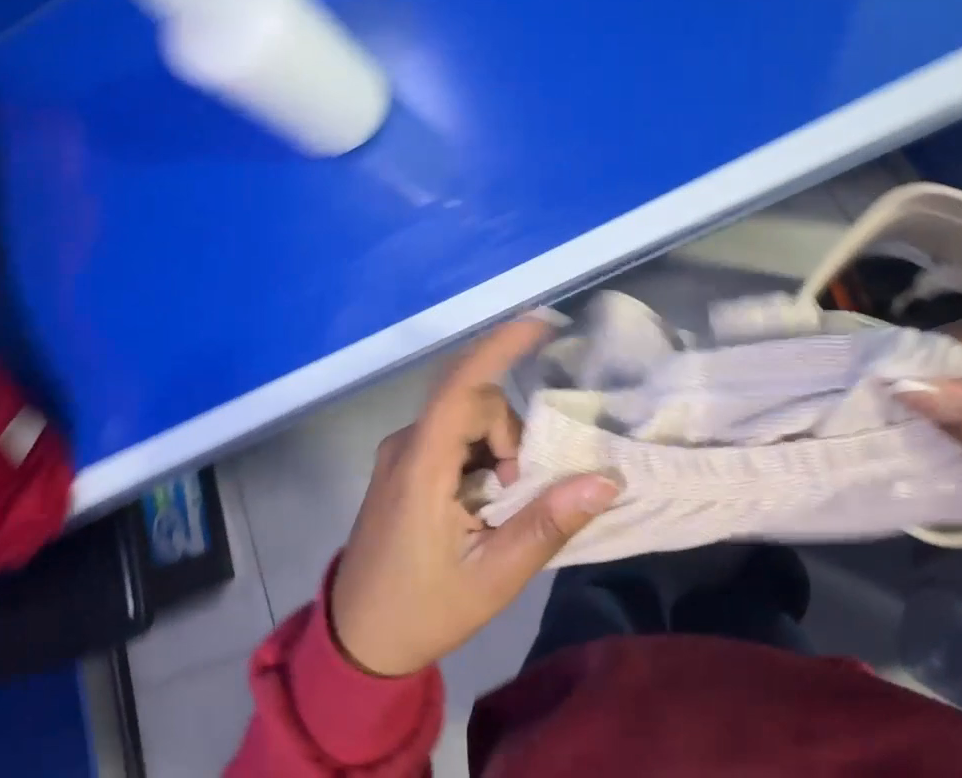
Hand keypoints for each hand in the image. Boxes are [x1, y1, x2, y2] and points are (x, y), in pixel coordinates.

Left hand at [329, 318, 619, 676]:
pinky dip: (479, 458)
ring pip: (464, 420)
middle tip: (520, 495)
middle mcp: (406, 445)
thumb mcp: (493, 576)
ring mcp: (400, 453)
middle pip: (472, 403)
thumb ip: (546, 524)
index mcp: (422, 466)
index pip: (461, 386)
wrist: (357, 638)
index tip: (543, 324)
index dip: (500, 347)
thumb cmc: (422, 609)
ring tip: (498, 511)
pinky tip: (482, 506)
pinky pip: (450, 438)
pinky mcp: (402, 466)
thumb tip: (604, 480)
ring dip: (496, 450)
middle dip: (511, 436)